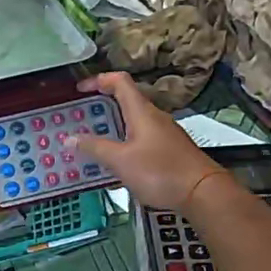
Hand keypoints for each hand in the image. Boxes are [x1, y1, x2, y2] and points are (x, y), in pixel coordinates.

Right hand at [67, 72, 224, 209]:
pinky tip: (118, 161)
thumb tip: (69, 137)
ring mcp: (164, 133)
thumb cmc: (159, 171)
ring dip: (113, 126)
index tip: (80, 89)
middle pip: (127, 101)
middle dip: (103, 106)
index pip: (120, 82)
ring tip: (95, 141)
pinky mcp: (170, 150)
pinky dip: (125, 142)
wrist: (201, 191)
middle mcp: (154, 117)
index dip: (99, 80)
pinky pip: (141, 138)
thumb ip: (95, 148)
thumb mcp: (121, 161)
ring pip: (134, 122)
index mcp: (141, 112)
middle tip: (83, 118)